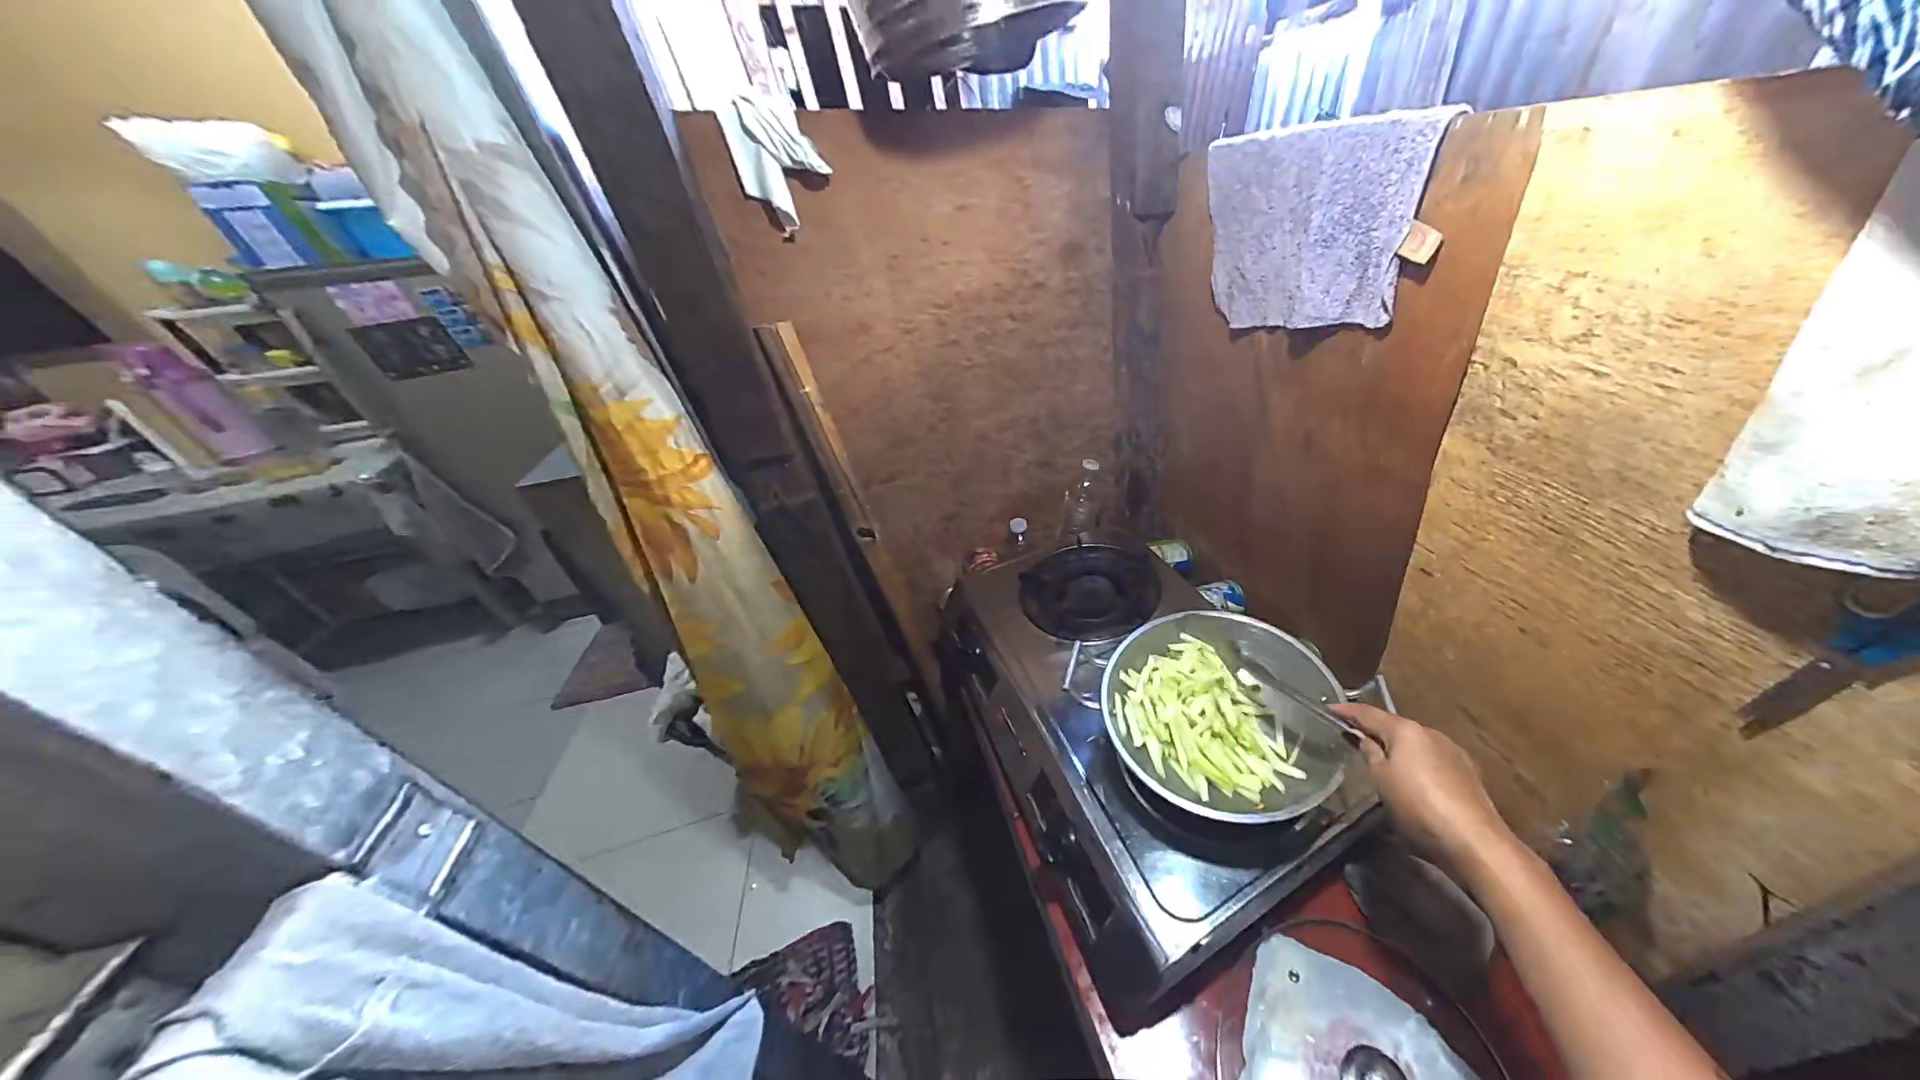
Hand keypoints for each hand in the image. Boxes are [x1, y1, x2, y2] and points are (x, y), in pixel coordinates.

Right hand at [1330, 703, 1516, 877]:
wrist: (1475, 841)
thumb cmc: (1417, 805)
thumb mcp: (1381, 779)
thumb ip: (1369, 752)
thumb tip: (1360, 735)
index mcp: (1406, 730)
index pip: (1368, 713)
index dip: (1347, 711)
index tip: (1329, 708)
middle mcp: (1431, 734)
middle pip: (1395, 726)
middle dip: (1374, 729)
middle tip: (1351, 735)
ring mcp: (1453, 752)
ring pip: (1416, 743)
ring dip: (1397, 746)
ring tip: (1380, 757)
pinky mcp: (1468, 773)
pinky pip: (1432, 758)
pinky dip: (1416, 761)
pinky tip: (1412, 777)